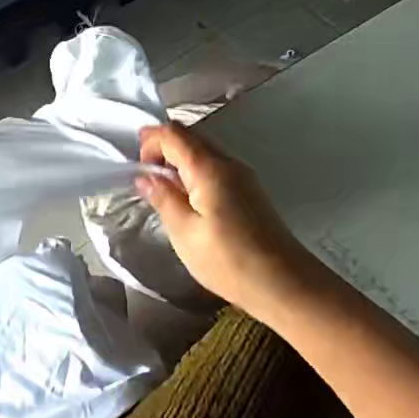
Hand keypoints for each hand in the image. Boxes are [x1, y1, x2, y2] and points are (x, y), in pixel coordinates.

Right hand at [135, 123, 330, 317]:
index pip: (175, 134)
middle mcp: (229, 163)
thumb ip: (164, 199)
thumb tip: (146, 177)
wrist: (283, 282)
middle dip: (164, 147)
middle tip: (144, 173)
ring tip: (162, 188)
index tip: (135, 164)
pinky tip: (188, 198)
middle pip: (192, 138)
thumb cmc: (228, 260)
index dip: (151, 140)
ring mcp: (244, 176)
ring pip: (205, 152)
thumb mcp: (185, 233)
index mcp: (210, 168)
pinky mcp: (250, 192)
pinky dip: (196, 173)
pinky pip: (217, 168)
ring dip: (180, 160)